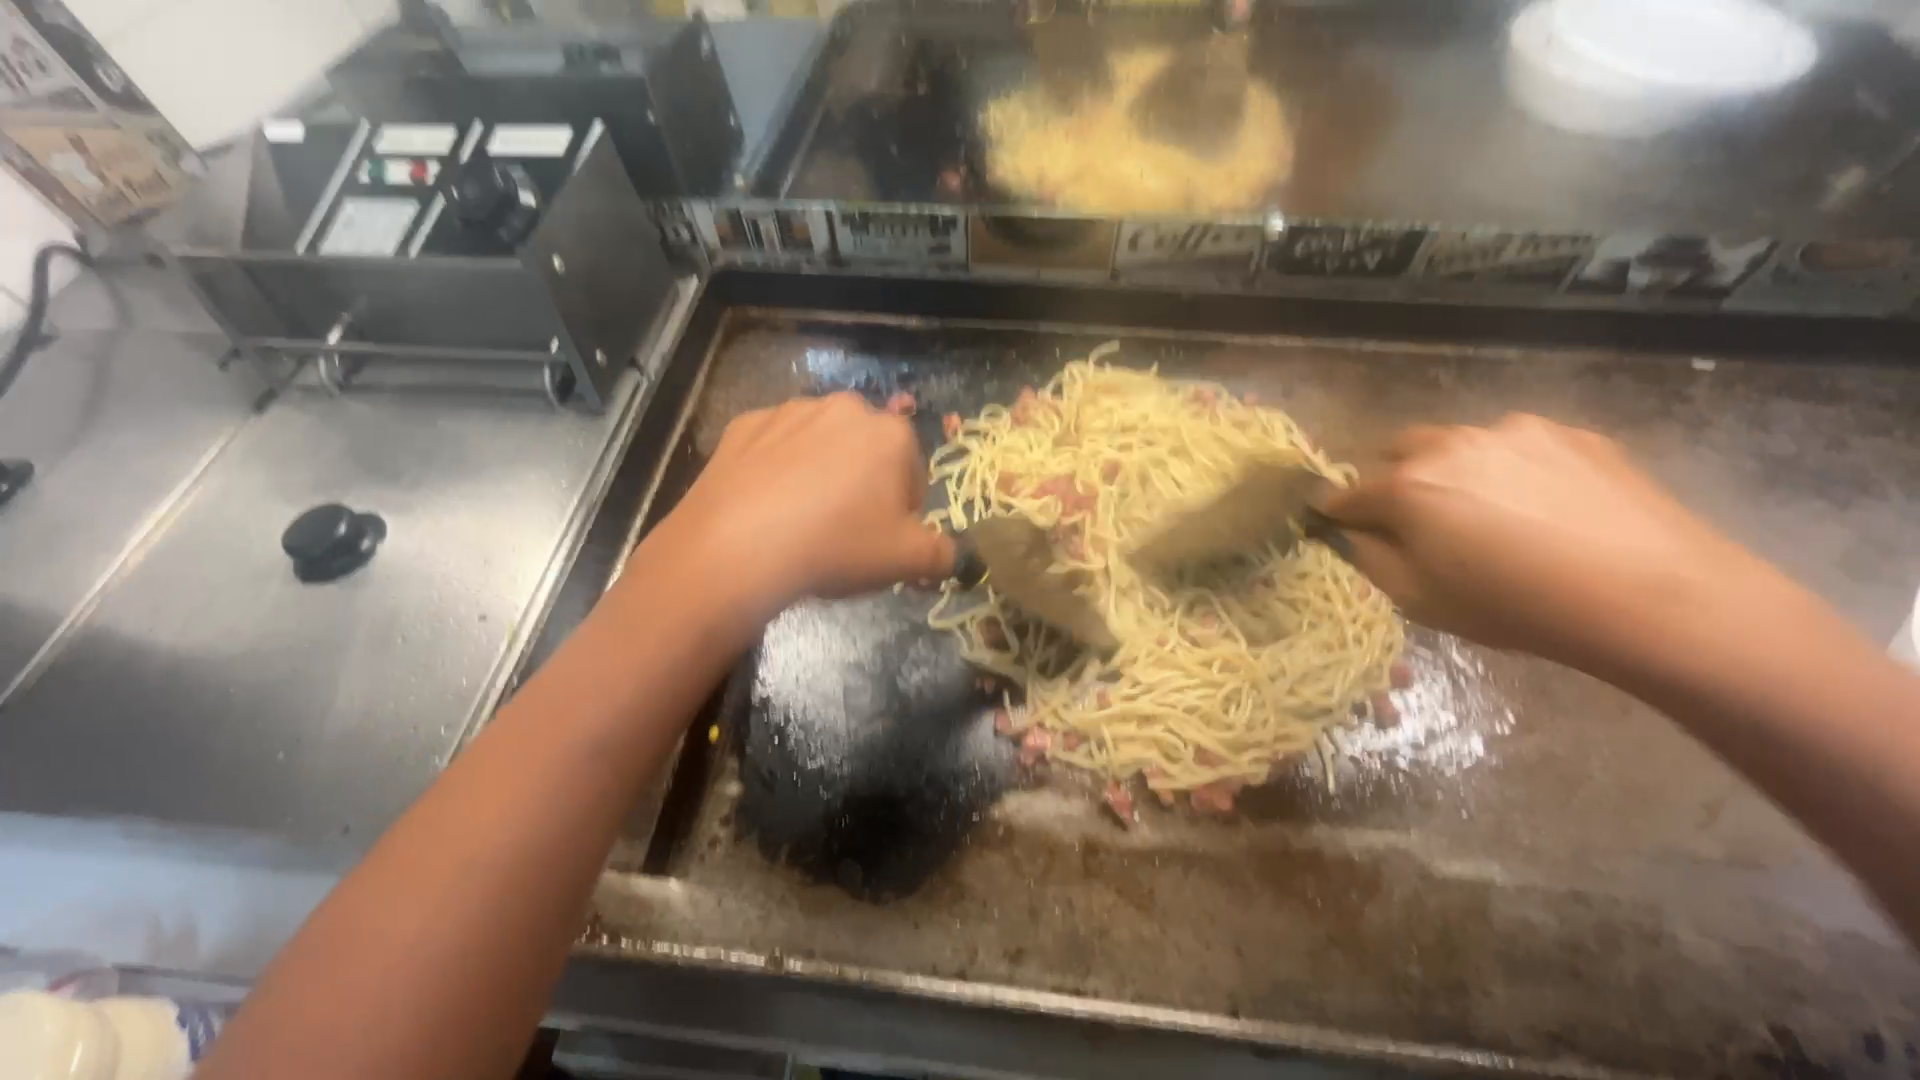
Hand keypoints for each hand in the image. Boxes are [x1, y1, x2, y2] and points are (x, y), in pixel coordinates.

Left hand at [651, 392, 953, 616]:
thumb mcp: (906, 561)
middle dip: (864, 485)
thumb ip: (943, 554)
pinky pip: (775, 448)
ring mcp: (790, 411)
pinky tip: (768, 507)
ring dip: (822, 474)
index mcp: (891, 433)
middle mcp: (844, 408)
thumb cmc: (836, 547)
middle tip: (845, 532)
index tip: (884, 539)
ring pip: (821, 445)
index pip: (915, 471)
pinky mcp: (745, 424)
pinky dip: (778, 470)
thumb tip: (956, 556)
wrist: (737, 548)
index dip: (904, 510)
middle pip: (867, 451)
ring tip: (803, 522)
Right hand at [1318, 414, 1790, 668]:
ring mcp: (1517, 432)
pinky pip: (1519, 446)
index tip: (1334, 524)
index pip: (1347, 492)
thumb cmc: (1516, 608)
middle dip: (1394, 479)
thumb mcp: (1420, 601)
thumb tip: (1354, 533)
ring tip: (1489, 514)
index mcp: (1407, 486)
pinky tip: (1543, 510)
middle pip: (1399, 450)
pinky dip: (1511, 470)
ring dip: (1454, 470)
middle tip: (1416, 521)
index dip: (1336, 512)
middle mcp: (1453, 444)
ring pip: (1460, 443)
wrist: (1651, 595)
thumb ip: (1370, 558)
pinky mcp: (1574, 434)